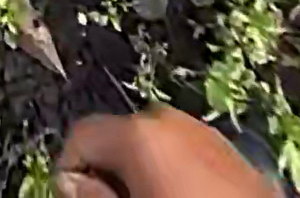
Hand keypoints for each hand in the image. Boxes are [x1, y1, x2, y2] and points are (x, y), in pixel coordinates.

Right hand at [57, 107, 277, 197]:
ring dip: (141, 176)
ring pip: (150, 147)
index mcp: (137, 133)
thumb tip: (69, 182)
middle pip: (115, 139)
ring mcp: (200, 131)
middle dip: (109, 175)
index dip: (71, 171)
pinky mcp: (230, 152)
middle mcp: (164, 118)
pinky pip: (183, 156)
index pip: (81, 136)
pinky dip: (173, 178)